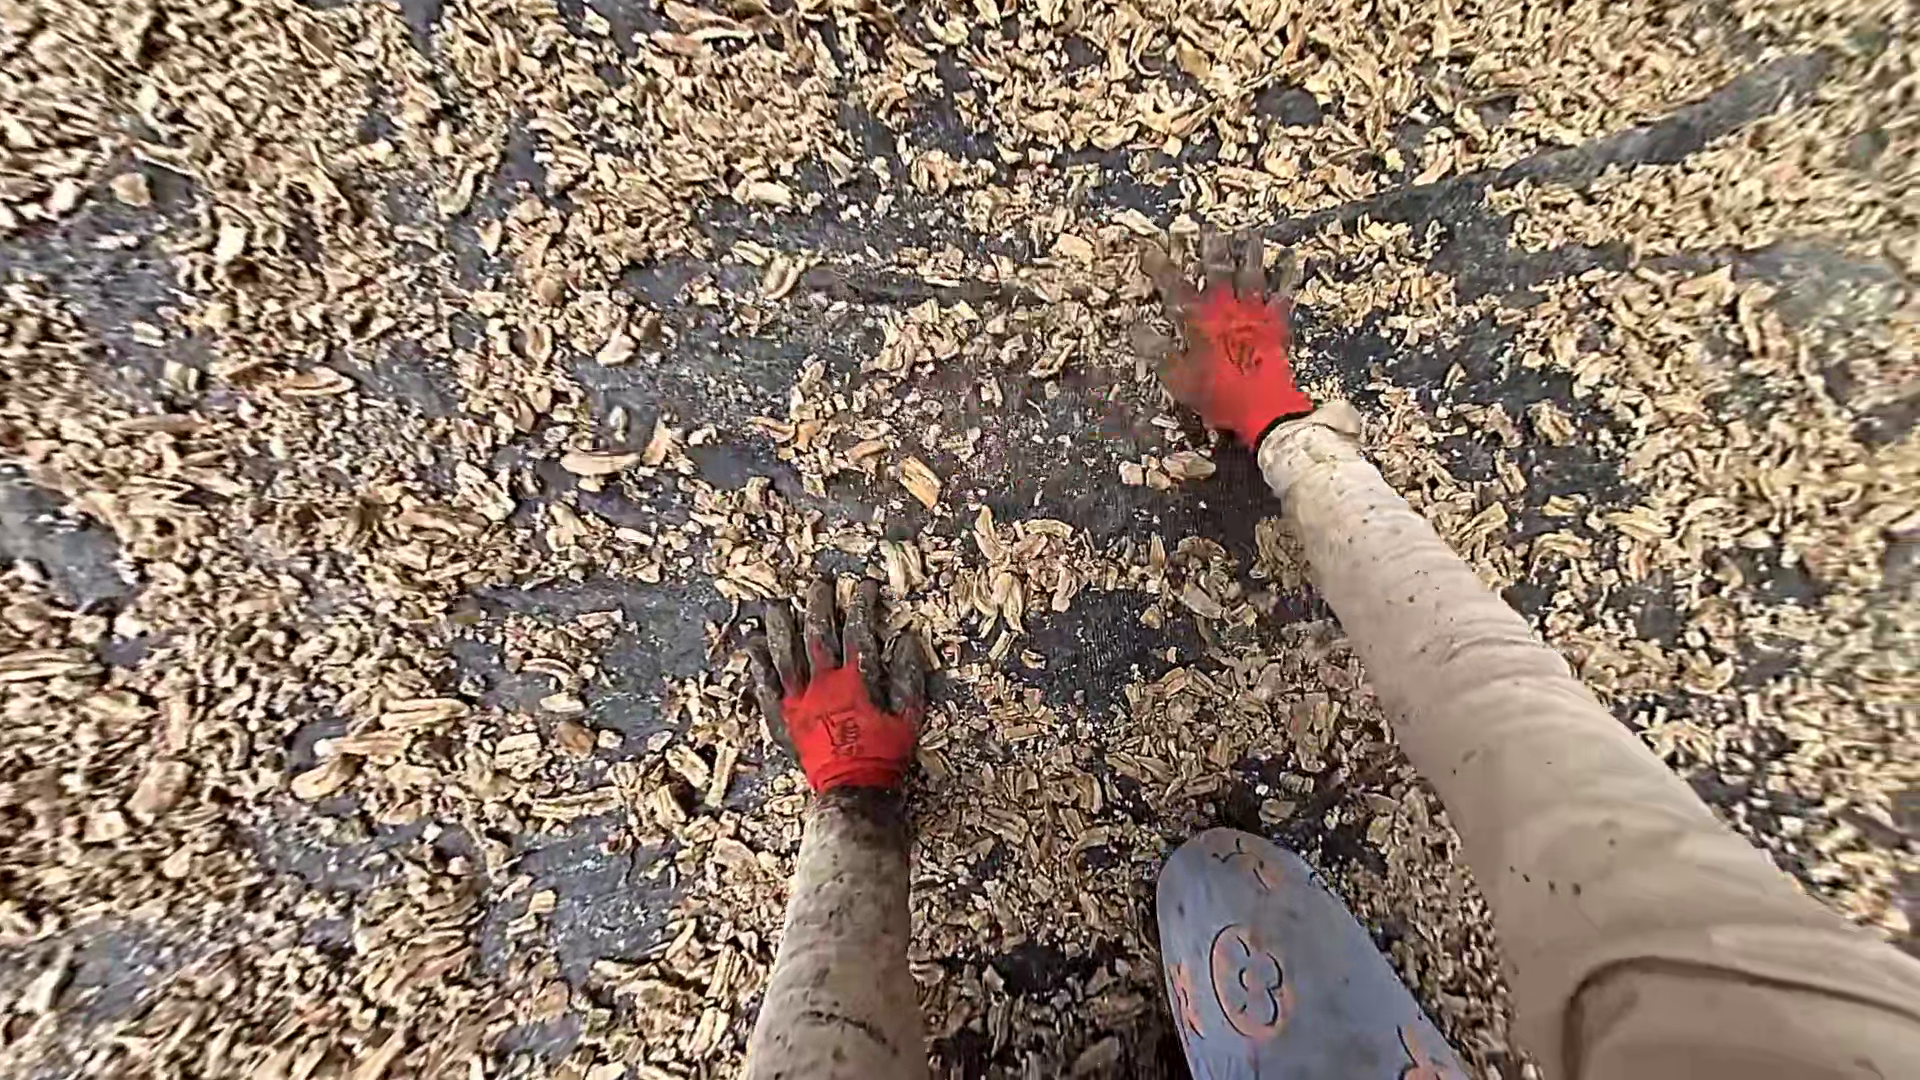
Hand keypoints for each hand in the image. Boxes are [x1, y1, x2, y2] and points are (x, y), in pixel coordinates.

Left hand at [746, 579, 927, 792]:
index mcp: (857, 678)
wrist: (854, 791)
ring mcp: (799, 699)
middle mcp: (825, 682)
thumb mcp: (909, 713)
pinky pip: (765, 686)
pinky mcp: (782, 717)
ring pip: (786, 653)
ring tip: (777, 604)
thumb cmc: (885, 751)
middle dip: (820, 604)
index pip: (859, 629)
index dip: (863, 603)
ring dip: (782, 626)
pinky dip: (758, 664)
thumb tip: (906, 639)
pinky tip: (752, 645)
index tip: (866, 585)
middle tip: (820, 583)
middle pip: (819, 633)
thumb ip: (908, 674)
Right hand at [1138, 231, 1312, 444]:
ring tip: (1247, 234)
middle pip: (1217, 271)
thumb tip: (1135, 328)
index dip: (1160, 269)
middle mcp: (1227, 311)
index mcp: (1200, 323)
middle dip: (1209, 249)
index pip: (1174, 289)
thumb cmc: (1216, 395)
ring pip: (1252, 275)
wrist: (1263, 407)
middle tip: (1207, 229)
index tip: (1150, 251)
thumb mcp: (1178, 379)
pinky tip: (1290, 257)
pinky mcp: (1277, 324)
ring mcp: (1254, 314)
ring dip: (1249, 253)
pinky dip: (1287, 274)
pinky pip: (1283, 292)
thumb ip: (1158, 352)